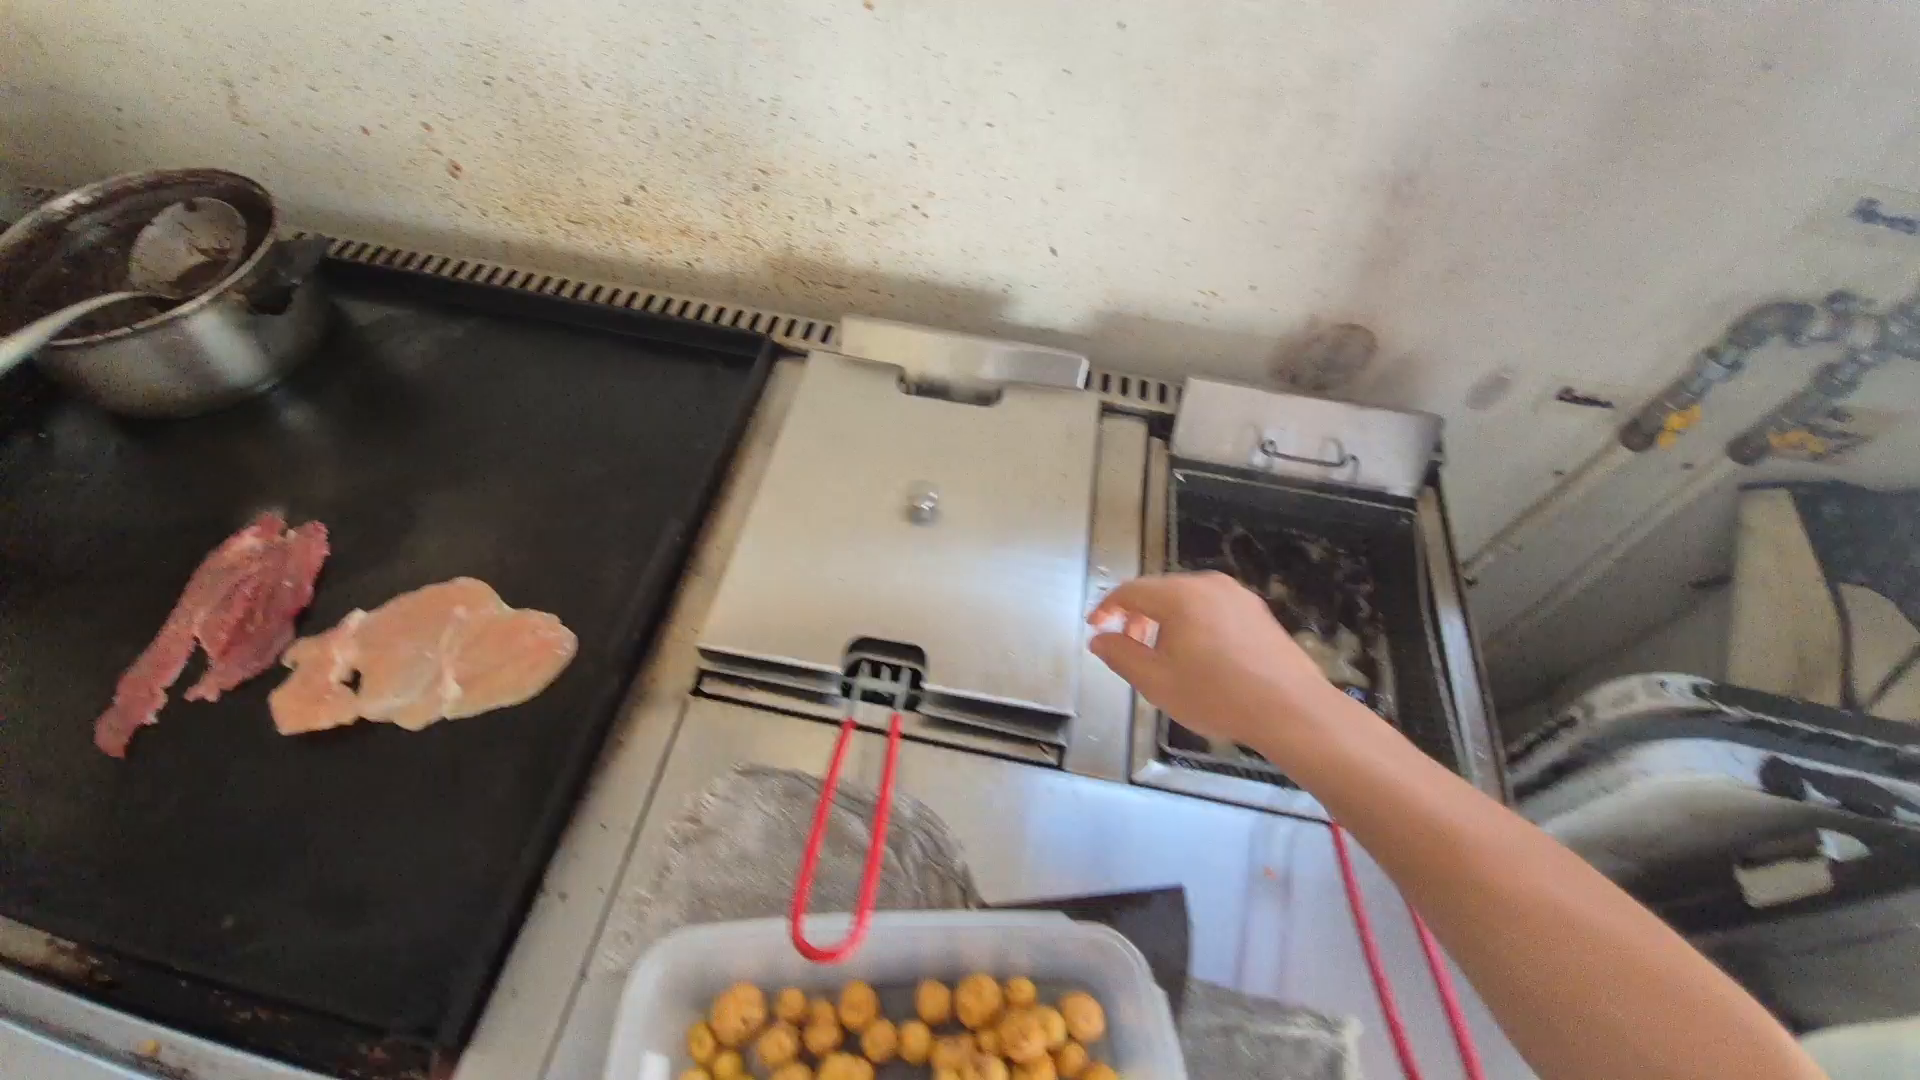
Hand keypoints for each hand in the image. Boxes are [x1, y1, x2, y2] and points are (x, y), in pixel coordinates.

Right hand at [1086, 571, 1353, 757]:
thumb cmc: (1216, 696)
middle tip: (1128, 647)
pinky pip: (1211, 608)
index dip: (1106, 608)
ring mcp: (1237, 596)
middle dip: (1136, 616)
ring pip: (1186, 599)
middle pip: (1158, 591)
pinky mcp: (1257, 611)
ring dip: (1164, 620)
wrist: (1292, 710)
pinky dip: (1192, 623)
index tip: (1095, 628)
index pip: (1129, 591)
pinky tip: (1198, 656)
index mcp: (1179, 595)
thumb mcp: (1155, 681)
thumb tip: (1100, 638)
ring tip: (1162, 656)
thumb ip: (1120, 655)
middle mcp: (1208, 584)